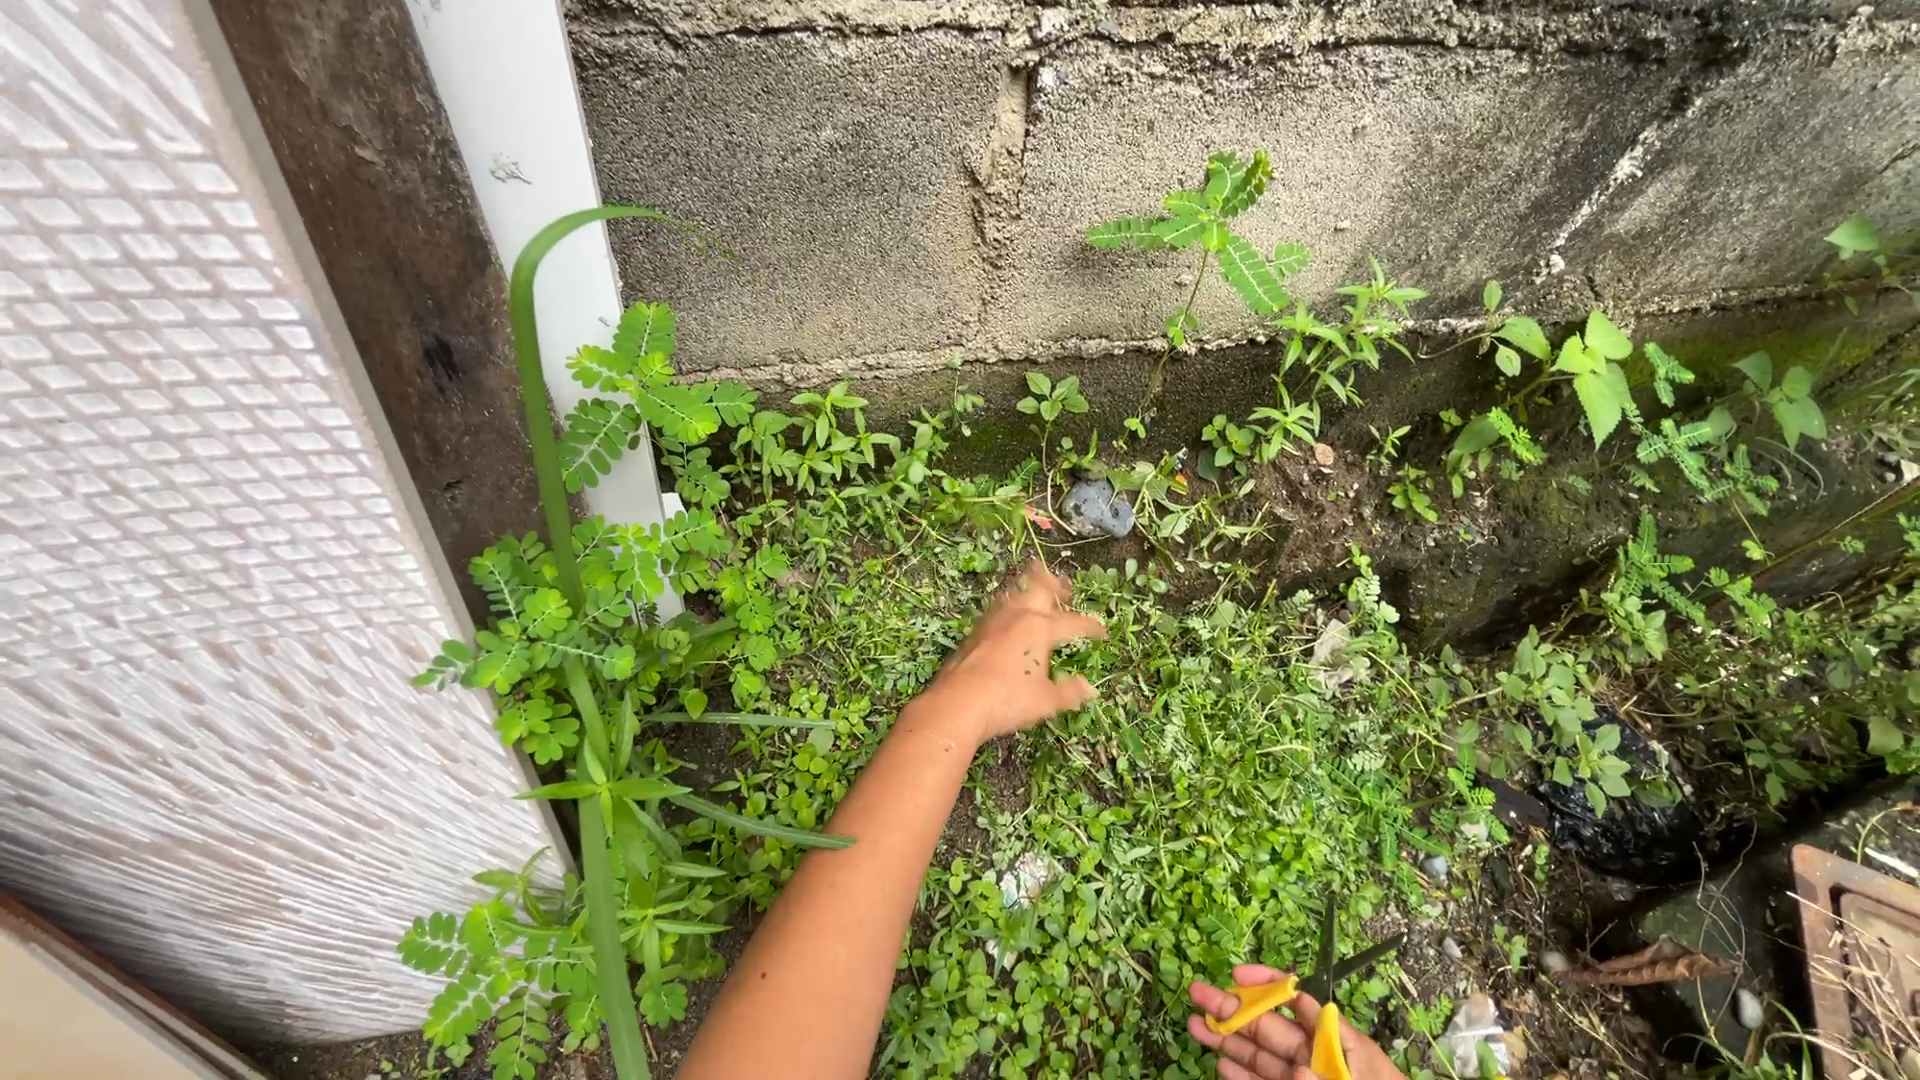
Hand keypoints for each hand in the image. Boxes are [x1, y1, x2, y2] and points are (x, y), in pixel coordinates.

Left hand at [908, 560, 1105, 745]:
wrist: (957, 702)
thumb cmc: (1008, 700)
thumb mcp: (1046, 700)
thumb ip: (1069, 691)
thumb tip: (1089, 687)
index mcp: (1040, 628)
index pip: (1072, 622)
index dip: (1090, 626)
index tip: (1102, 631)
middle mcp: (1017, 616)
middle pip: (1039, 588)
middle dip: (1055, 585)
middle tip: (1065, 587)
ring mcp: (993, 621)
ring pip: (1015, 594)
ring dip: (1028, 588)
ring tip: (1036, 589)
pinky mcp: (975, 631)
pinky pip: (998, 608)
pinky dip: (1009, 604)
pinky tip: (1008, 616)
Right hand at [1187, 966, 1406, 1079]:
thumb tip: (1299, 1071)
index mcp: (1339, 1044)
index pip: (1299, 1002)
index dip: (1266, 983)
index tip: (1236, 975)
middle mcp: (1317, 1059)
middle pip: (1270, 1027)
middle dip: (1232, 1008)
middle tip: (1196, 992)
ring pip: (1260, 1056)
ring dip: (1228, 1041)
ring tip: (1195, 1025)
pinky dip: (1242, 1076)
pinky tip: (1220, 1066)